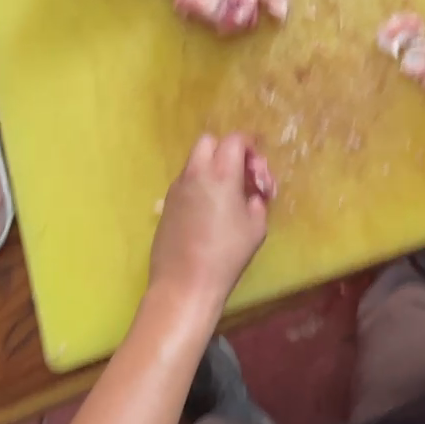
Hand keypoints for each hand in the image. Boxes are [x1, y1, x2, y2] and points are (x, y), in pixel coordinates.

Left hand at [148, 133, 270, 315]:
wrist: (184, 284)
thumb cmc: (226, 255)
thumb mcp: (257, 226)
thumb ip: (257, 200)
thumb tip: (251, 194)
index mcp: (221, 173)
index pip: (235, 139)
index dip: (250, 145)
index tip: (258, 166)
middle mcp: (196, 172)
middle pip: (209, 141)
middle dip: (227, 151)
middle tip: (241, 176)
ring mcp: (177, 187)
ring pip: (195, 161)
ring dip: (212, 167)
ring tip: (227, 196)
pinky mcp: (166, 203)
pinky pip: (186, 181)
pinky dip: (199, 184)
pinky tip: (209, 211)